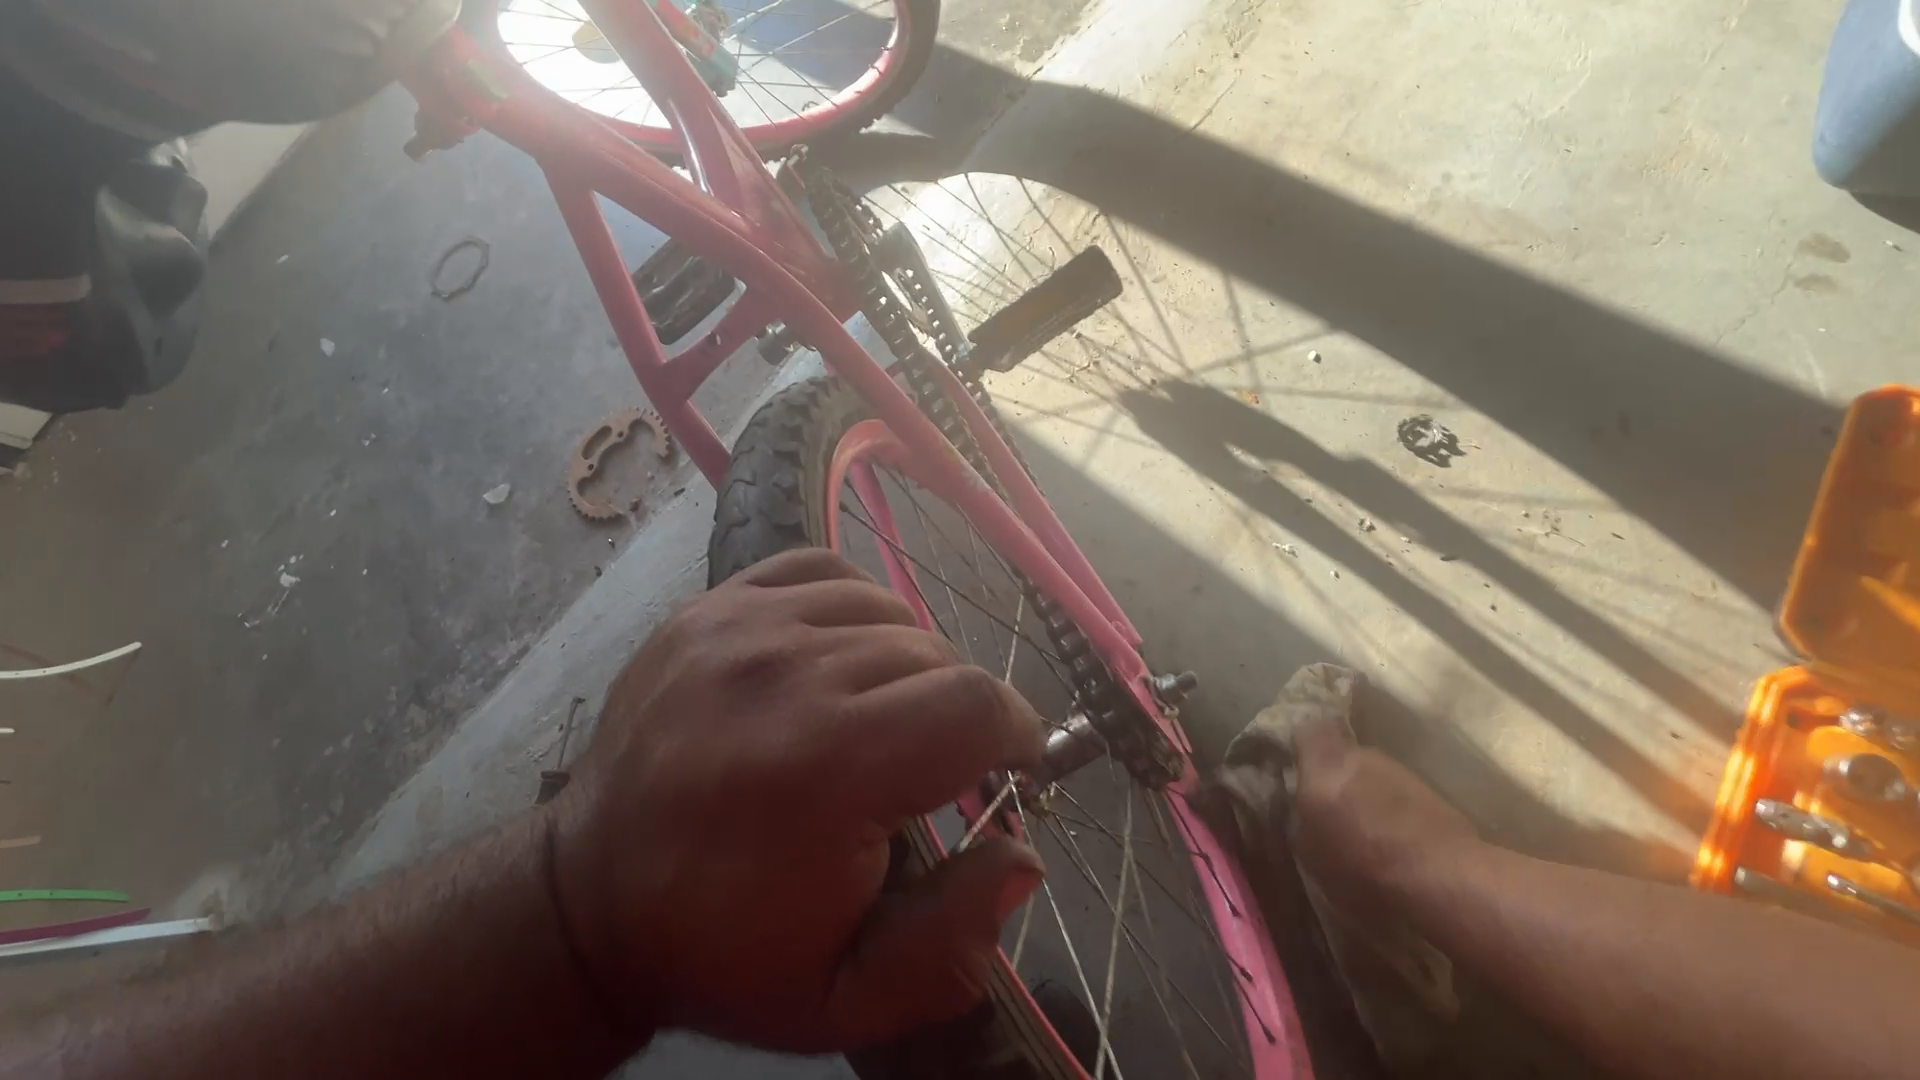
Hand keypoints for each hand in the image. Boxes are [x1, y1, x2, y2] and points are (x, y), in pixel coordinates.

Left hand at [546, 549, 1046, 1051]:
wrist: (582, 899)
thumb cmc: (721, 950)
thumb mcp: (846, 997)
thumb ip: (953, 944)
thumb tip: (1023, 858)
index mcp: (825, 769)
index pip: (973, 703)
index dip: (1016, 731)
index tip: (1011, 765)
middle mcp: (785, 674)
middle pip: (937, 655)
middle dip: (962, 711)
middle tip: (938, 762)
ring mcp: (741, 625)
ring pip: (888, 609)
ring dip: (912, 661)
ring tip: (887, 711)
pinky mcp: (711, 605)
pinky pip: (824, 570)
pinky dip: (857, 607)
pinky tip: (843, 654)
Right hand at [1288, 710, 1477, 905]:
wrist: (1444, 879)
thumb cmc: (1362, 868)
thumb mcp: (1309, 852)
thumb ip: (1301, 818)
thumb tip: (1303, 808)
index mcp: (1323, 766)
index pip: (1308, 732)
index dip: (1304, 747)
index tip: (1299, 767)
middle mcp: (1360, 757)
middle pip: (1343, 754)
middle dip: (1336, 775)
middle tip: (1332, 807)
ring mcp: (1399, 771)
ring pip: (1373, 774)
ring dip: (1367, 793)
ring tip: (1367, 828)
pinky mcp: (1431, 791)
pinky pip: (1399, 793)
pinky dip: (1394, 809)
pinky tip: (1397, 839)